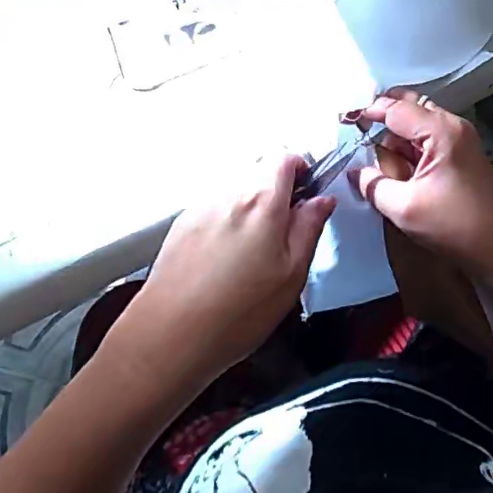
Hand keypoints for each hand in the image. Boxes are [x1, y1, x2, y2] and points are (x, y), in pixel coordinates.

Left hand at [107, 155, 333, 392]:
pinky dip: (227, 220)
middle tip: (286, 228)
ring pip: (236, 189)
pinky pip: (214, 208)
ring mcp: (202, 206)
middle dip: (276, 190)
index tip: (307, 191)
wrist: (171, 334)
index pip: (285, 158)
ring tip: (255, 249)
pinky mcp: (183, 223)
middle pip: (259, 170)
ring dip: (251, 206)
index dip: (301, 169)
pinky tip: (228, 257)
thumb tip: (321, 202)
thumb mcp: (292, 273)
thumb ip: (310, 228)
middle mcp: (229, 194)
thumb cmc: (234, 312)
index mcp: (261, 201)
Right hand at [351, 92, 492, 282]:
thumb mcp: (403, 207)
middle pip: (409, 107)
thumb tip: (355, 172)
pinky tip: (392, 166)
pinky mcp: (458, 154)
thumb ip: (373, 184)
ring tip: (373, 157)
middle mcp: (452, 126)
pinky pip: (426, 140)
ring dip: (395, 137)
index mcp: (441, 131)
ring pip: (416, 124)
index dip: (367, 112)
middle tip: (355, 130)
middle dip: (382, 117)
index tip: (343, 119)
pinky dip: (407, 148)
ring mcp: (458, 139)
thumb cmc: (453, 224)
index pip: (396, 108)